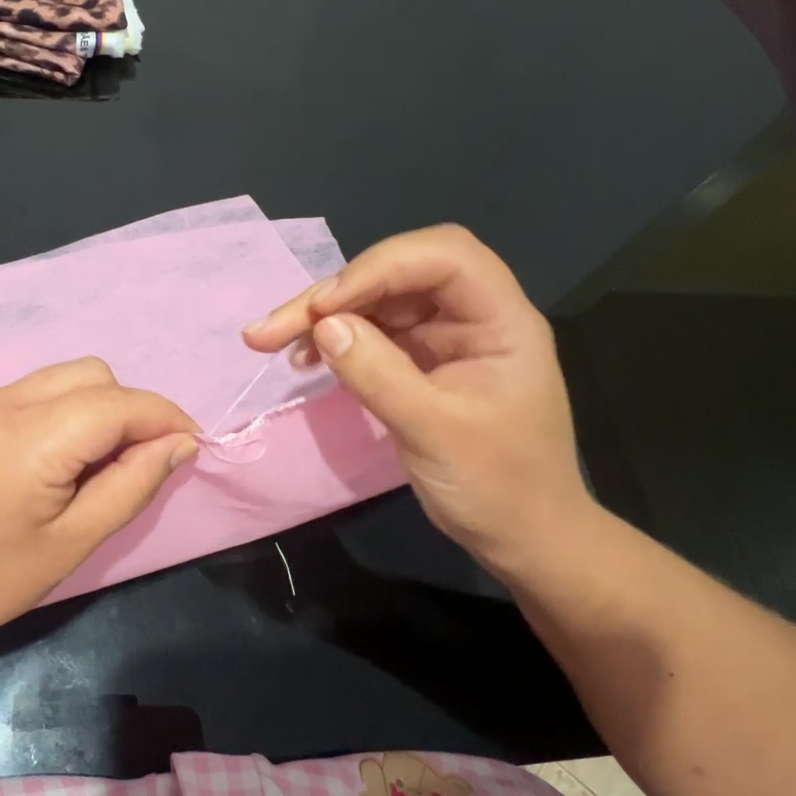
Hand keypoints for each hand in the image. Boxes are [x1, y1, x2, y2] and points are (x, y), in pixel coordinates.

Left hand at [0, 357, 199, 634]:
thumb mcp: (75, 543)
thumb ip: (133, 484)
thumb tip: (180, 443)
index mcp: (20, 446)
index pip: (112, 404)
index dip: (161, 415)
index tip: (191, 440)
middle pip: (90, 375)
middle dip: (128, 410)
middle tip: (140, 458)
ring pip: (61, 377)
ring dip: (94, 408)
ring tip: (92, 461)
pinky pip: (28, 390)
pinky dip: (56, 412)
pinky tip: (48, 456)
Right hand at [241, 225, 593, 571]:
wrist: (523, 537)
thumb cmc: (497, 487)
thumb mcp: (434, 432)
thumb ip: (379, 374)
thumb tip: (322, 325)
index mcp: (501, 320)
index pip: (443, 257)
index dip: (379, 267)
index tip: (324, 308)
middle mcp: (473, 316)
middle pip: (400, 274)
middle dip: (336, 292)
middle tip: (272, 329)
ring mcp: (446, 338)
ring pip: (379, 301)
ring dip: (325, 315)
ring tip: (271, 342)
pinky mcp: (422, 363)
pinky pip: (374, 334)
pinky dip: (336, 340)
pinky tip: (304, 359)